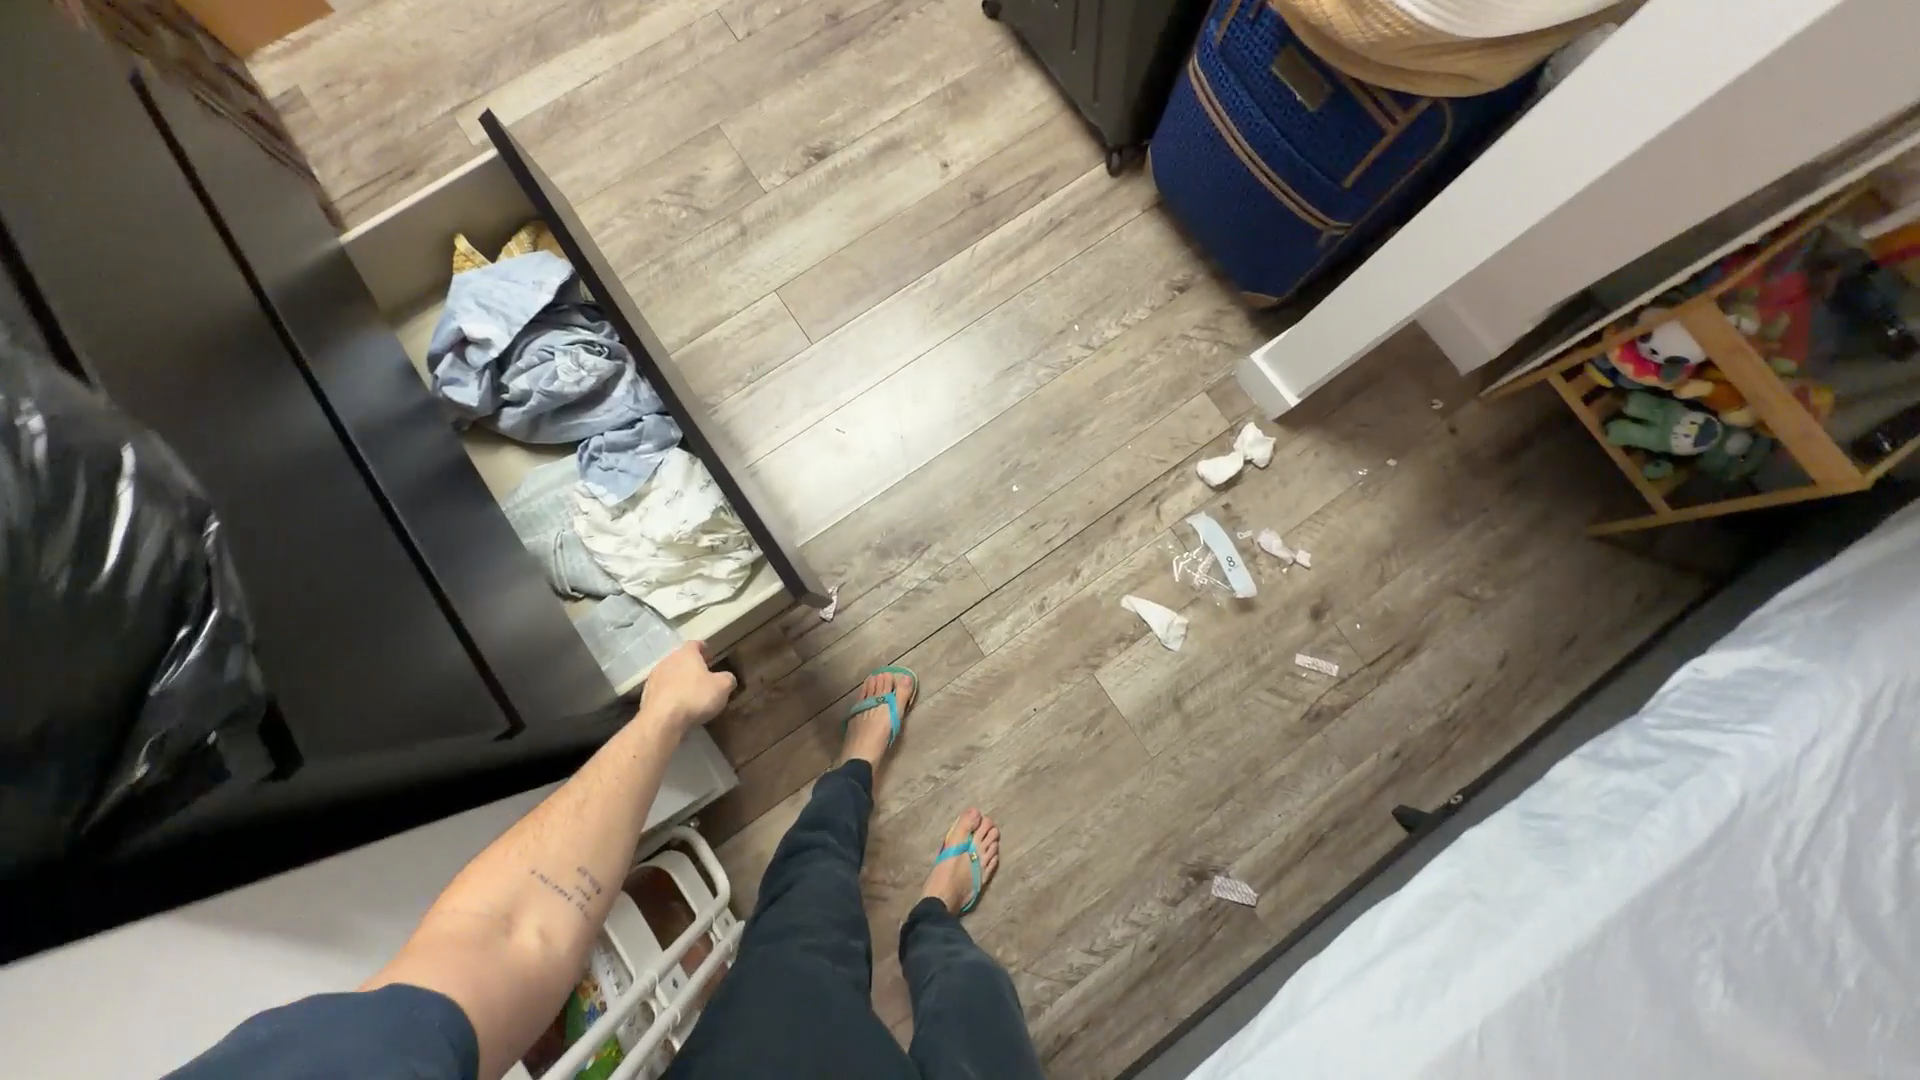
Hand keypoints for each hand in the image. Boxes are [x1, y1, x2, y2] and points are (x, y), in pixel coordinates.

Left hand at [638, 641, 735, 733]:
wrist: (662, 720)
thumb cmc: (695, 697)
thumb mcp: (723, 687)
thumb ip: (727, 678)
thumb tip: (727, 678)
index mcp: (686, 654)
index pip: (695, 644)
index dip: (703, 647)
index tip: (708, 652)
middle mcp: (668, 661)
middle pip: (680, 659)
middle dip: (690, 665)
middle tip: (702, 674)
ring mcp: (654, 678)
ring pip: (669, 674)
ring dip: (678, 680)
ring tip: (689, 691)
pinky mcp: (646, 695)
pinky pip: (662, 691)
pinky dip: (670, 694)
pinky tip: (677, 705)